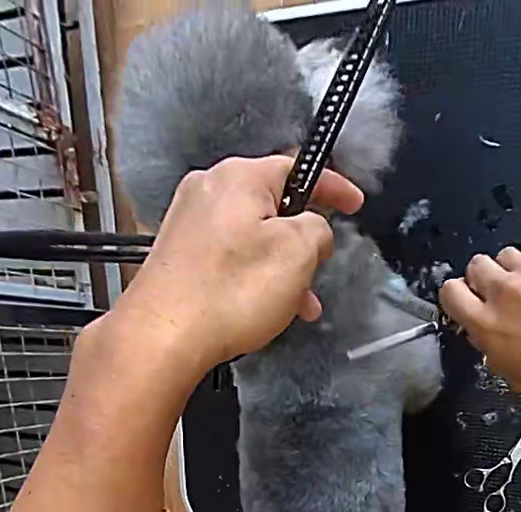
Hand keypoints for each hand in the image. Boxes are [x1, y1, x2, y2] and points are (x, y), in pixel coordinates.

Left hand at [88, 156, 363, 398]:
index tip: (352, 200)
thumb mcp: (299, 253)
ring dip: (284, 267)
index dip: (333, 187)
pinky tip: (266, 305)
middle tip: (319, 270)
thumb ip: (318, 229)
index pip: (298, 168)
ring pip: (258, 236)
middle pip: (277, 207)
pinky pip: (237, 255)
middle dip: (304, 242)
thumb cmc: (227, 294)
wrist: (168, 333)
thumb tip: (317, 229)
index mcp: (240, 179)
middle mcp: (210, 190)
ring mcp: (194, 221)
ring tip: (295, 302)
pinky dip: (259, 276)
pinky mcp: (186, 251)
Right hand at [440, 248, 520, 395]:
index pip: (450, 293)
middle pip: (475, 266)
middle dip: (483, 280)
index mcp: (488, 326)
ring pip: (503, 255)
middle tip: (499, 295)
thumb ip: (495, 355)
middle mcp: (503, 293)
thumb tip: (488, 344)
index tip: (467, 301)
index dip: (458, 296)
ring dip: (509, 270)